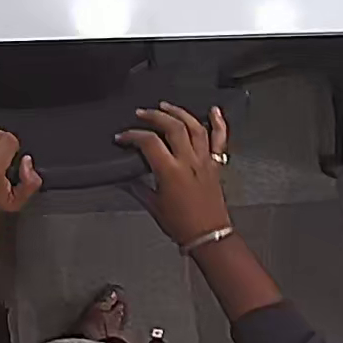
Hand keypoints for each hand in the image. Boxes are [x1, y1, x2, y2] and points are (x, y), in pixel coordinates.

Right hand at [115, 102, 232, 245]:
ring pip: (195, 126)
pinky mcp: (216, 164)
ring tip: (166, 106)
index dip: (132, 135)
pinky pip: (220, 139)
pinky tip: (214, 110)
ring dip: (179, 112)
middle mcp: (189, 161)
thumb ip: (137, 187)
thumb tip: (124, 178)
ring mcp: (205, 160)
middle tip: (142, 113)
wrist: (209, 236)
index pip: (149, 142)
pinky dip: (219, 123)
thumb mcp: (153, 206)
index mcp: (171, 172)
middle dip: (155, 116)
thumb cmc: (182, 225)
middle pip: (173, 127)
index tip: (122, 137)